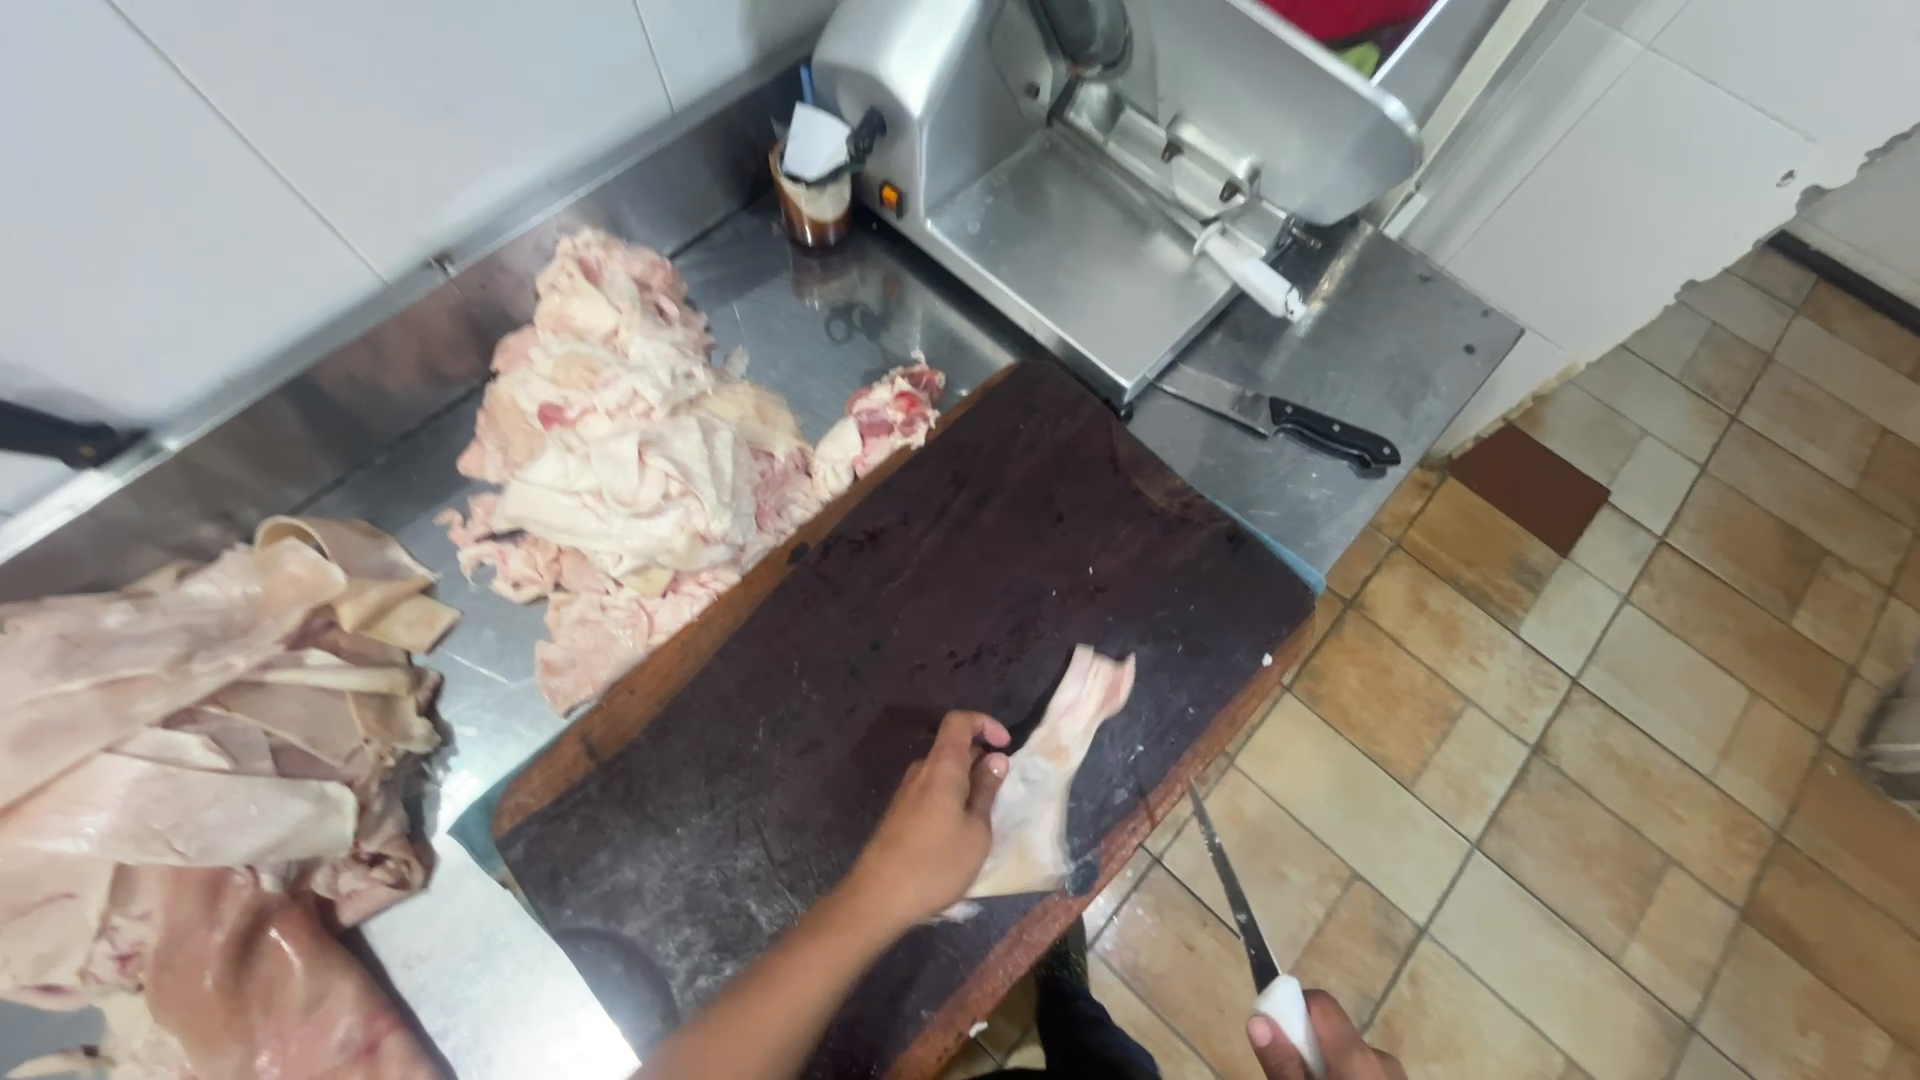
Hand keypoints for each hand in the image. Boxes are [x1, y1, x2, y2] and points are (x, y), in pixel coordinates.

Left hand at [838, 711, 1010, 931]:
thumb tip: (996, 759)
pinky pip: (932, 790)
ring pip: (943, 770)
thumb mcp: (976, 831)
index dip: (984, 723)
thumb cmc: (936, 863)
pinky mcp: (900, 812)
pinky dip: (952, 796)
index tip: (1005, 746)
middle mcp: (921, 770)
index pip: (959, 721)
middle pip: (952, 746)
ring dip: (967, 781)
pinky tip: (960, 830)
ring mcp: (907, 791)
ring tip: (985, 815)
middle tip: (1002, 789)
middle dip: (981, 757)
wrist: (878, 897)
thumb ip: (986, 791)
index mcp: (942, 766)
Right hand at [1248, 991, 1406, 1079]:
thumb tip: (1257, 1018)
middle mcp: (1383, 1058)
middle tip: (1294, 1076)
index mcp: (1359, 1055)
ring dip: (1329, 1067)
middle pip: (1332, 1031)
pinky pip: (1367, 1074)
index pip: (1318, 1001)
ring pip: (1350, 1056)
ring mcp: (1398, 1077)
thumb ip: (1283, 1063)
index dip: (1292, 1011)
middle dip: (1308, 1047)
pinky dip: (1349, 1078)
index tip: (1278, 1037)